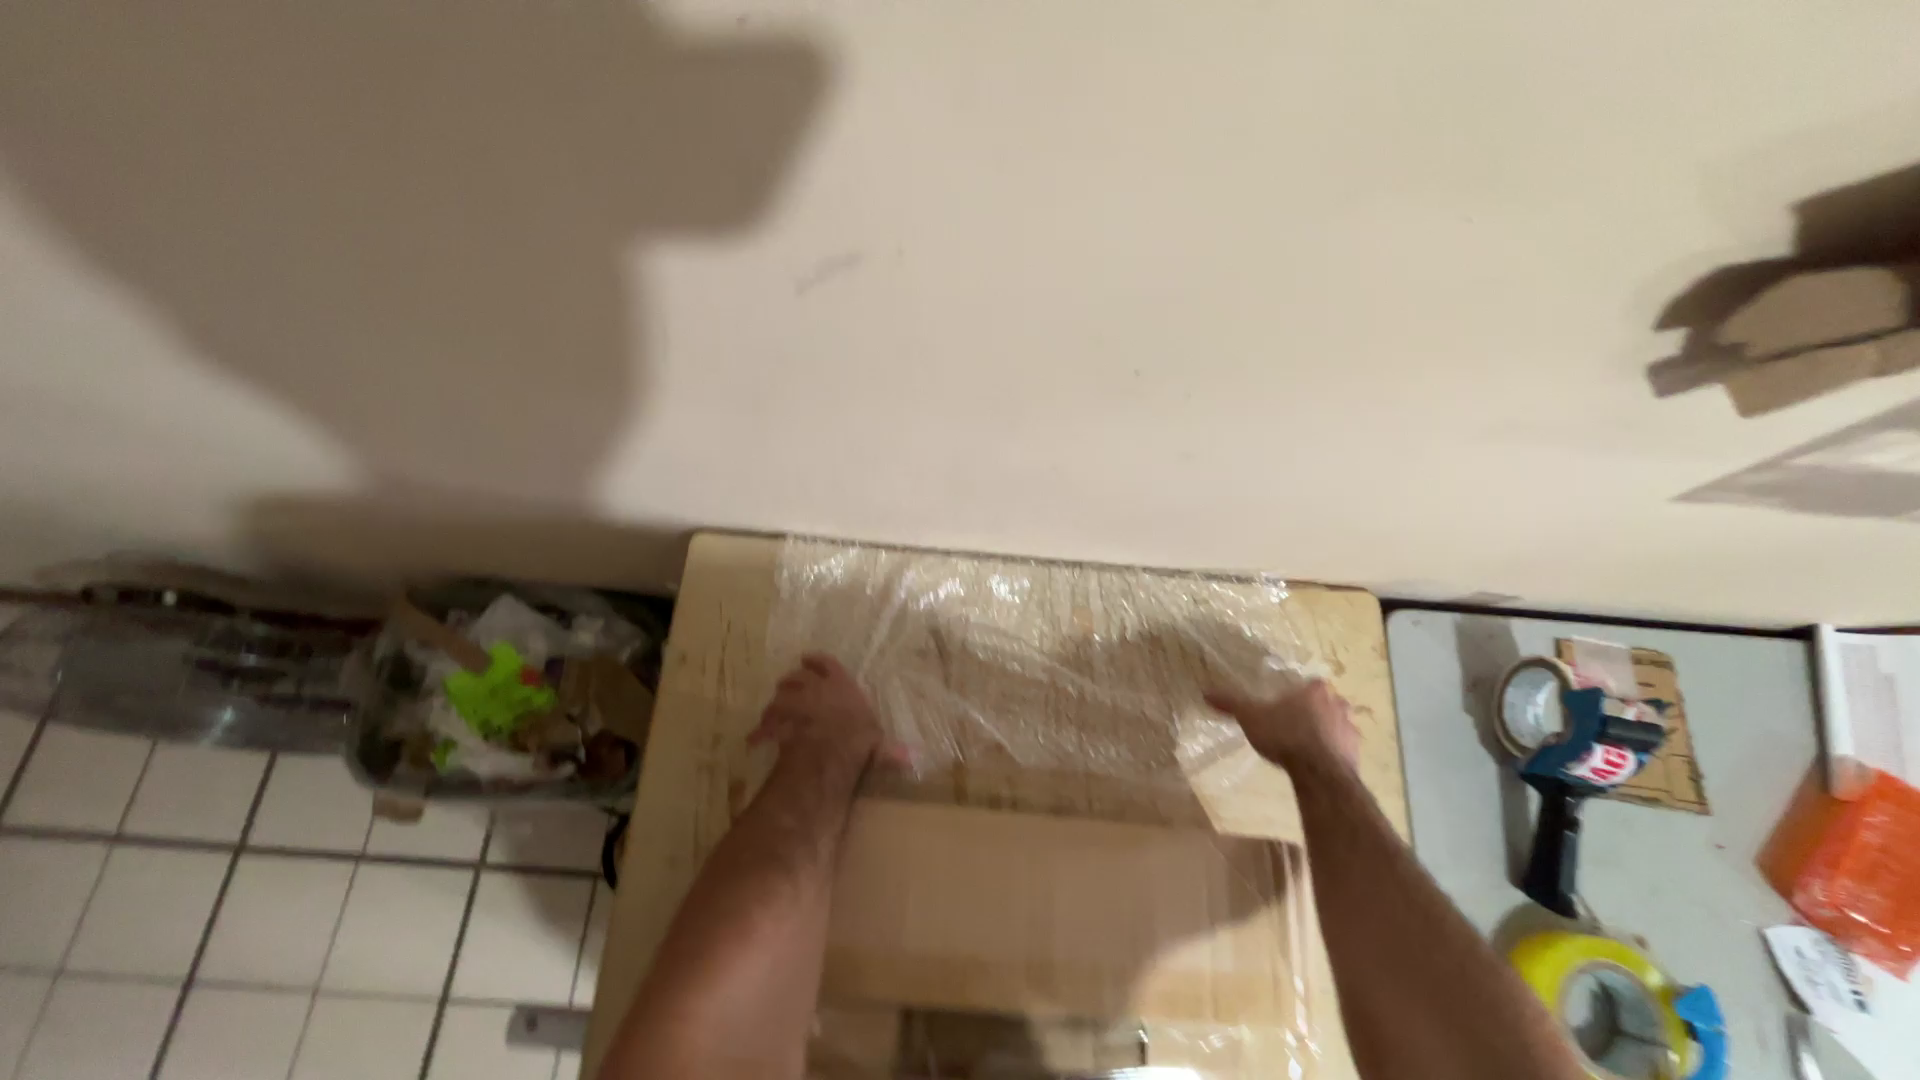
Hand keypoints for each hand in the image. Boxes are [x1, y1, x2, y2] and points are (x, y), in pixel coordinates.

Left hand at [750, 653, 895, 768]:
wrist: (828, 751)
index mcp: (842, 686)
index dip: (817, 661)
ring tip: (771, 710)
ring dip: (775, 703)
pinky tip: (754, 739)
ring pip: (779, 696)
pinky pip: (766, 724)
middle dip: (792, 681)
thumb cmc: (859, 741)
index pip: (827, 664)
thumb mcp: (878, 745)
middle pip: (798, 677)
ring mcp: (794, 703)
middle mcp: (816, 688)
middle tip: (787, 685)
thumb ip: (889, 751)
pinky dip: (760, 731)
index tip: (808, 658)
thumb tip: (912, 759)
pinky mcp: (778, 722)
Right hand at [1206, 678, 1359, 773]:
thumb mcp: (1250, 717)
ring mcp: (1350, 727)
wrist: (1318, 772)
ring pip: (1338, 723)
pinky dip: (1333, 751)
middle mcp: (1338, 703)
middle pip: (1327, 701)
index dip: (1298, 693)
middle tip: (1295, 723)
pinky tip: (1318, 761)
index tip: (1287, 704)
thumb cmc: (1284, 735)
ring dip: (1327, 730)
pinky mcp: (1356, 751)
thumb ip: (1231, 704)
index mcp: (1314, 690)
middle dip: (1314, 710)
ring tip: (1306, 744)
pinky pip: (1344, 746)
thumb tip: (1205, 692)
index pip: (1309, 683)